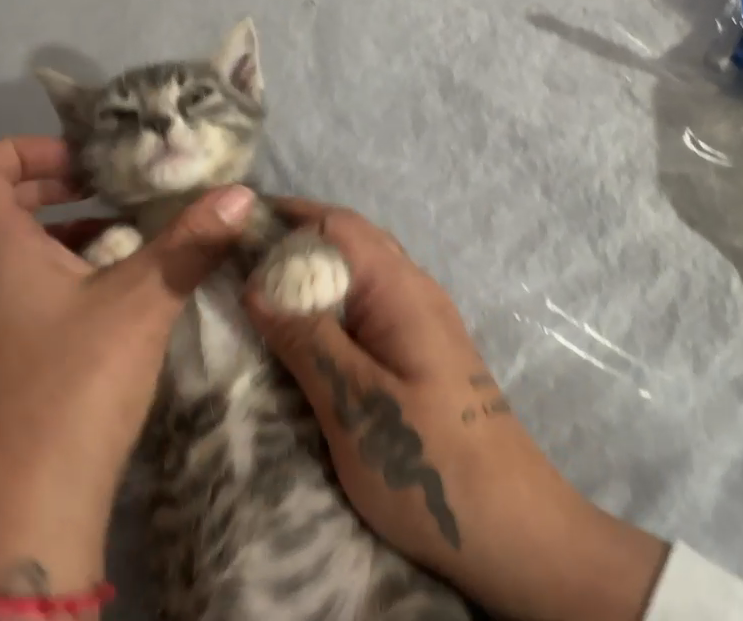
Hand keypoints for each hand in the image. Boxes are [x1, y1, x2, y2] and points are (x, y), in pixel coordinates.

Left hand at [0, 136, 255, 599]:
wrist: (19, 512)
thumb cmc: (71, 386)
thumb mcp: (141, 303)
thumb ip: (190, 243)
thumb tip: (241, 193)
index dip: (28, 150)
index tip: (88, 165)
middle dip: (51, 190)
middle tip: (108, 195)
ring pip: (0, 254)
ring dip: (56, 236)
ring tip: (121, 245)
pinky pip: (8, 294)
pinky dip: (52, 278)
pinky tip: (110, 304)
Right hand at [244, 200, 669, 620]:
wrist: (512, 526)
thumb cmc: (431, 465)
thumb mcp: (356, 404)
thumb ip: (307, 339)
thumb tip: (256, 282)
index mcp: (401, 291)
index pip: (338, 225)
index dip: (286, 216)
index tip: (231, 226)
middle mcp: (416, 293)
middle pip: (351, 242)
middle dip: (294, 241)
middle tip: (233, 260)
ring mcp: (424, 324)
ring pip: (360, 275)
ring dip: (311, 274)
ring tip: (256, 292)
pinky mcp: (422, 355)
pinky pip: (368, 308)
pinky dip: (330, 305)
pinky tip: (303, 334)